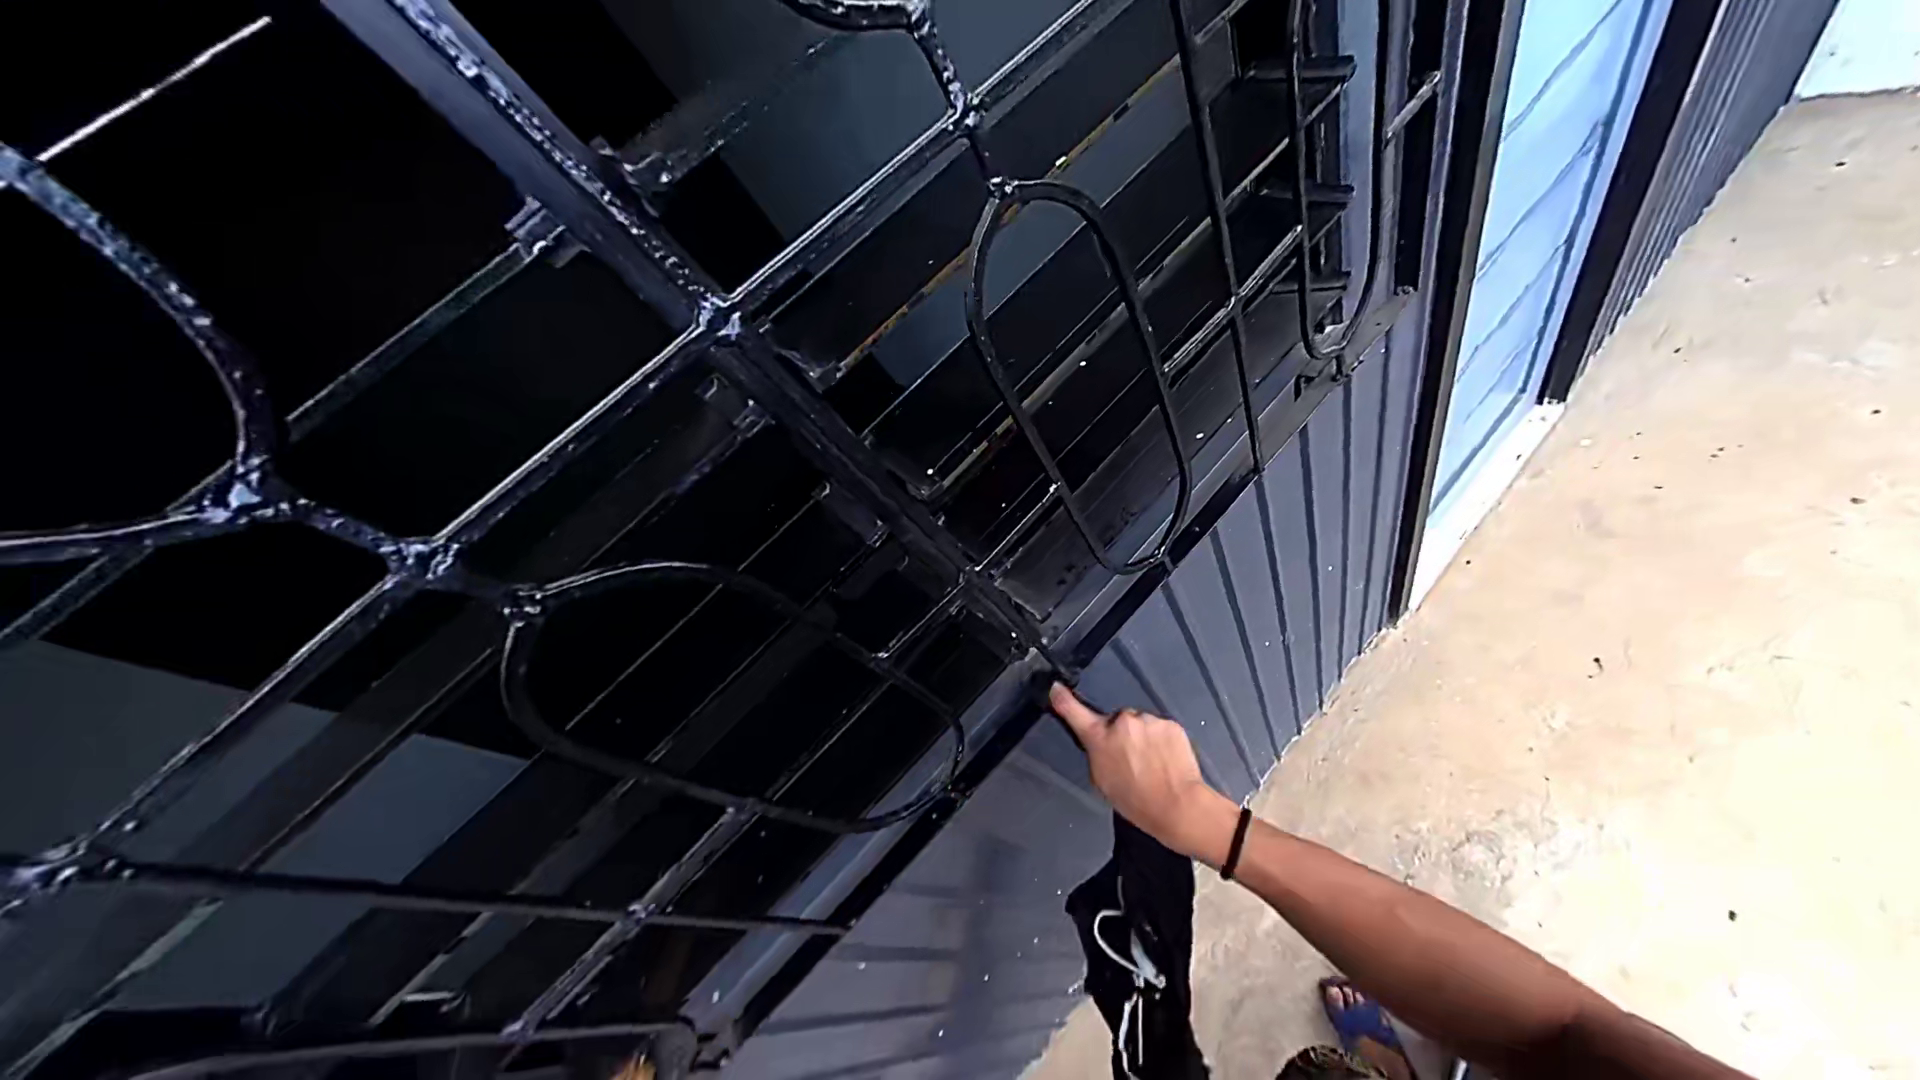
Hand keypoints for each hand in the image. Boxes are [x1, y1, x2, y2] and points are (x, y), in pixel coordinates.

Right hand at [1049, 682, 1239, 864]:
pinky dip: (1162, 741)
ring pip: (1141, 724)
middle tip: (1133, 759)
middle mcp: (1121, 723)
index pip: (1073, 711)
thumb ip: (1097, 753)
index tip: (1056, 687)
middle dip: (1123, 734)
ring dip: (1144, 738)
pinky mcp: (1169, 724)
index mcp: (1099, 738)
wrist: (1177, 805)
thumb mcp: (1102, 780)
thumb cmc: (1137, 801)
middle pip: (1118, 720)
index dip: (1062, 698)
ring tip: (1153, 763)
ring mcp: (1147, 721)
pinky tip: (1166, 760)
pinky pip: (1160, 728)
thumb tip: (1101, 743)